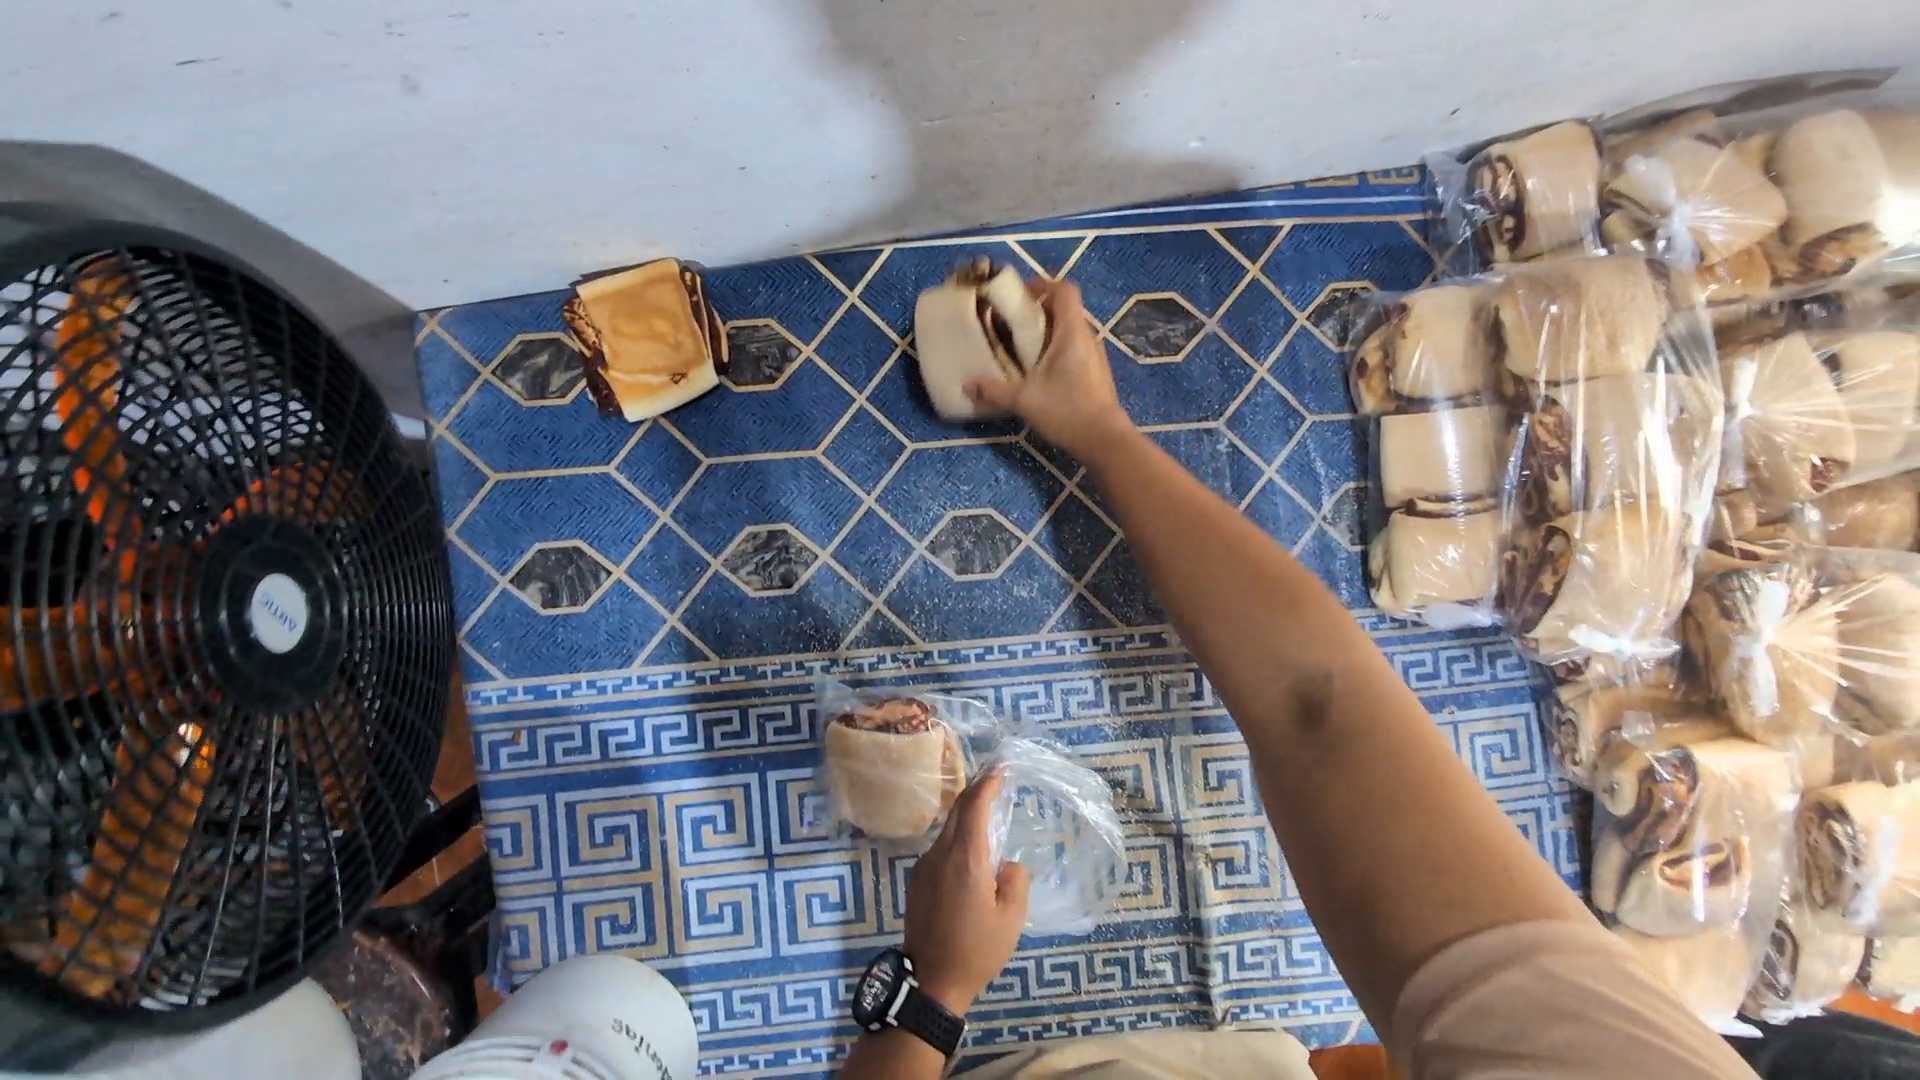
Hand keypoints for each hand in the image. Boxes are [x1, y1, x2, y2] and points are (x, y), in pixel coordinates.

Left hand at [903, 767, 1030, 1014]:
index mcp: (966, 858)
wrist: (930, 983)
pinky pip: (941, 849)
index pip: (976, 806)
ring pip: (949, 830)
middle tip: (996, 777)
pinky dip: (958, 839)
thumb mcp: (1012, 919)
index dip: (989, 782)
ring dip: (968, 817)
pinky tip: (971, 854)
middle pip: (959, 810)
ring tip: (989, 814)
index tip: (1002, 766)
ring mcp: (924, 867)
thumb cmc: (976, 951)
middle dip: (977, 789)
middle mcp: (941, 854)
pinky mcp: (917, 880)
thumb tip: (1006, 863)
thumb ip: (1016, 880)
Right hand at [965, 279, 1133, 461]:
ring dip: (1049, 332)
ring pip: (1071, 331)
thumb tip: (967, 385)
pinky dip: (1058, 350)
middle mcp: (1088, 337)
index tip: (1021, 295)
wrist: (1104, 440)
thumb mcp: (1024, 400)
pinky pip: (1076, 350)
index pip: (1064, 290)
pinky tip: (1042, 372)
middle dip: (1040, 310)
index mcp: (1071, 332)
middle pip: (1066, 310)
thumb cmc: (1066, 410)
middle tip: (1014, 323)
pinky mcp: (1097, 373)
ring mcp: (1095, 356)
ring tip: (1024, 348)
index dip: (1043, 285)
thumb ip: (994, 390)